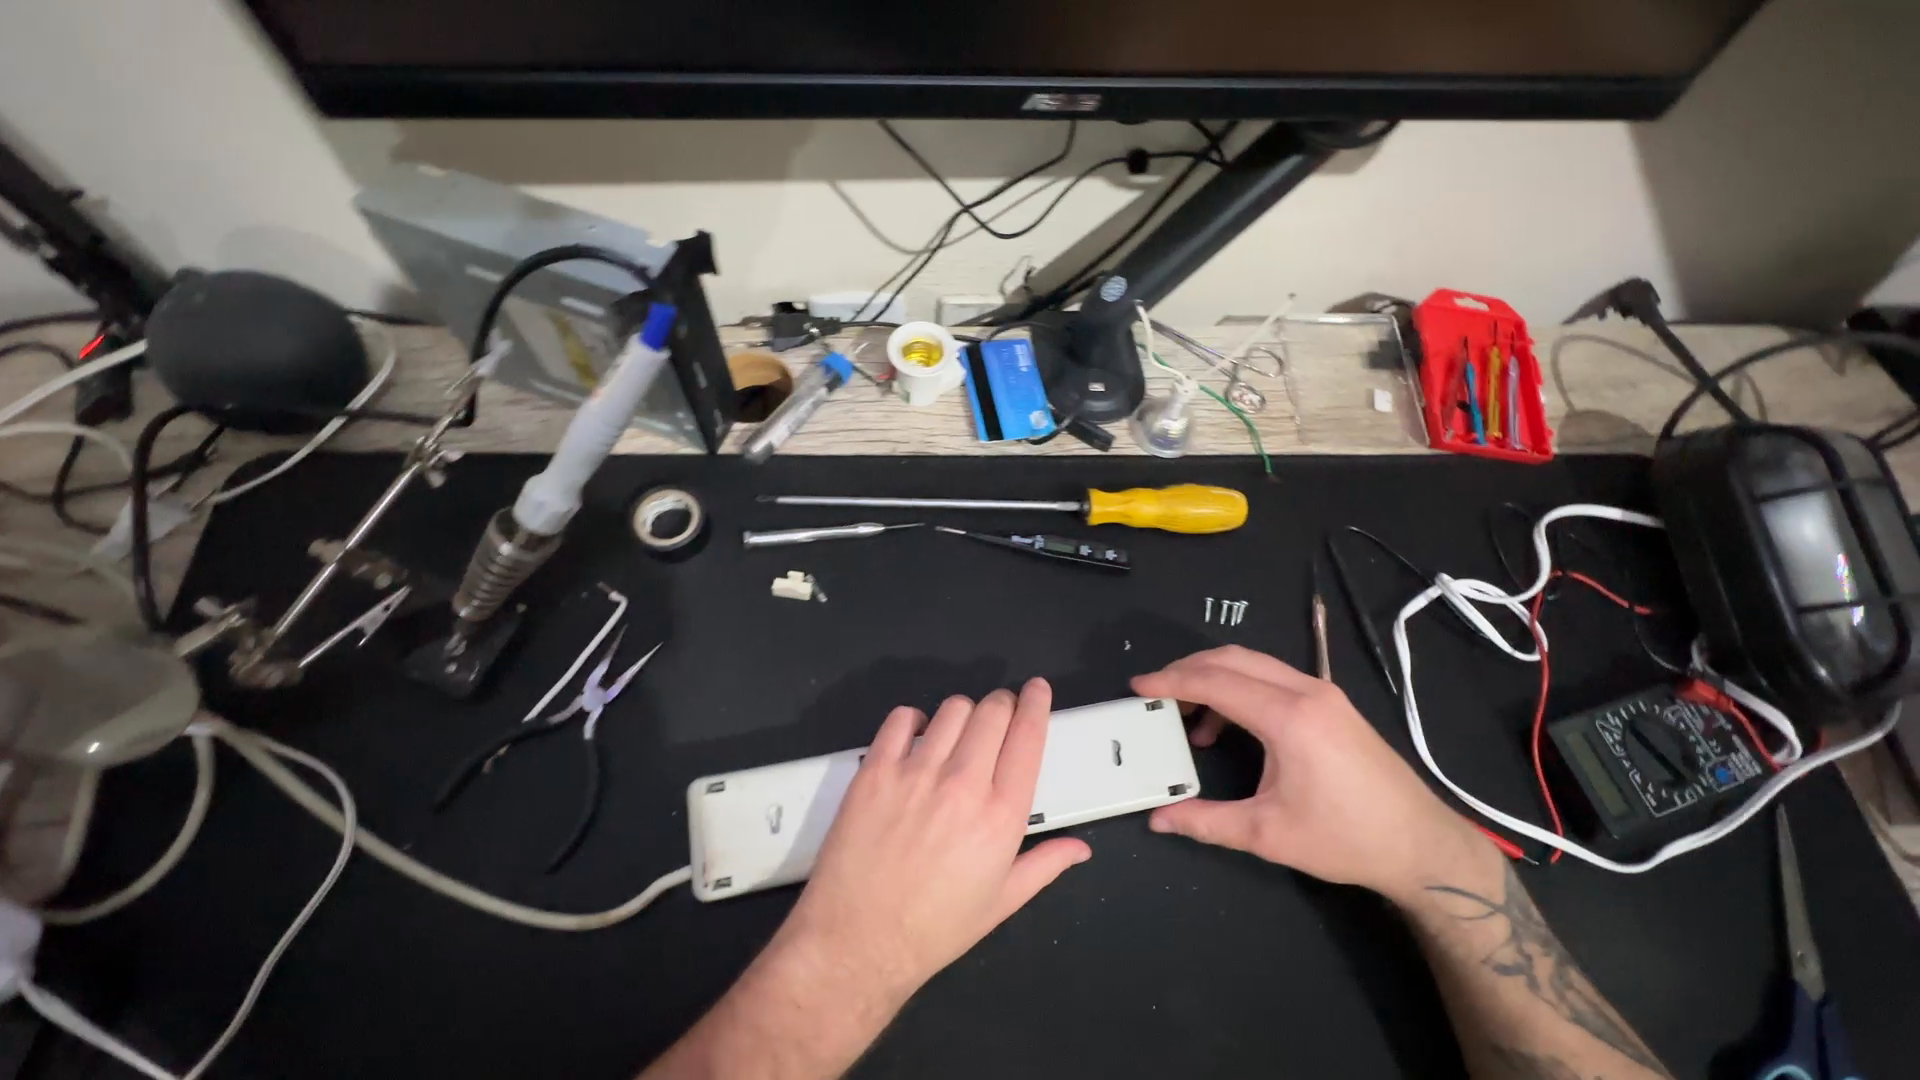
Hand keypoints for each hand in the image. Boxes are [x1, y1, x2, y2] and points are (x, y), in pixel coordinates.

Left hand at [768, 678, 1091, 1007]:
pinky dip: (915, 720)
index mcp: (1002, 815)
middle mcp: (963, 784)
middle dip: (1003, 704)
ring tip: (959, 734)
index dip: (1037, 703)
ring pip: (953, 708)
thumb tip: (1080, 848)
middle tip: (1000, 716)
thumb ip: (1045, 865)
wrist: (859, 941)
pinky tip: (918, 738)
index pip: (1028, 736)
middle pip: (993, 710)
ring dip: (964, 713)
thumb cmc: (934, 927)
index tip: (1037, 690)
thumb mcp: (1001, 902)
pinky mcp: (875, 770)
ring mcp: (916, 773)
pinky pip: (901, 719)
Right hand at [1133, 646, 1487, 901]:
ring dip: (1214, 678)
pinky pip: (1273, 679)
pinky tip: (1228, 726)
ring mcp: (1324, 694)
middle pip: (1232, 659)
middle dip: (1187, 670)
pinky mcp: (1332, 704)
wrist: (1422, 845)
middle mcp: (1307, 692)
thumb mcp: (1267, 834)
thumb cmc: (1345, 839)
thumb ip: (1205, 821)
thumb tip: (1158, 819)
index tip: (1138, 686)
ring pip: (1254, 664)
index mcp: (1288, 717)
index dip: (1171, 681)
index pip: (1216, 681)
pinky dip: (1240, 689)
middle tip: (1156, 693)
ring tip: (1187, 715)